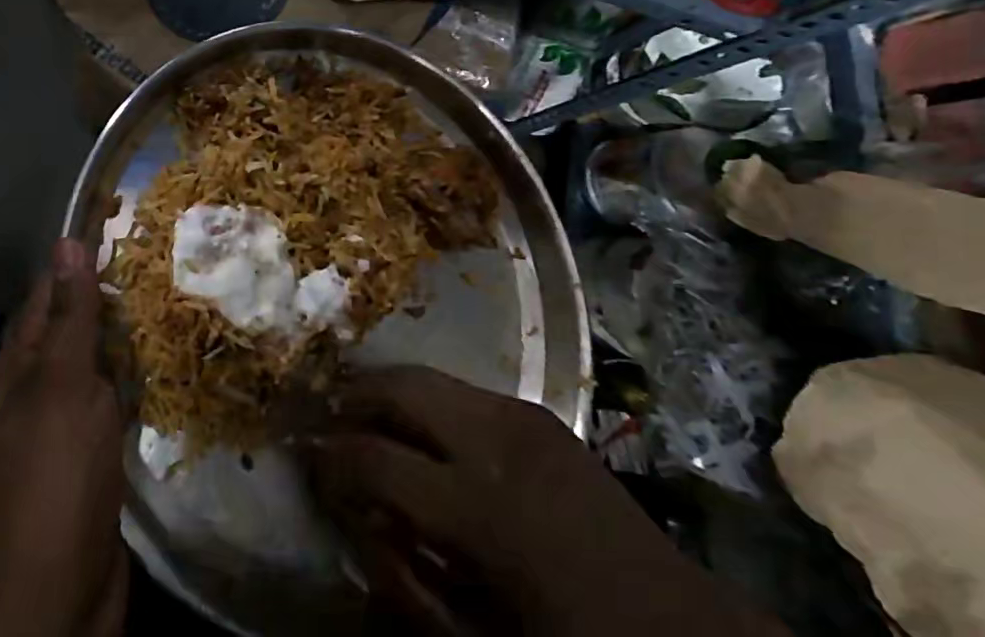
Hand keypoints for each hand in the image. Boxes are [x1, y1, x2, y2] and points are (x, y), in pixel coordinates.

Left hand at [0, 240, 126, 636]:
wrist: (53, 592)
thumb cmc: (53, 477)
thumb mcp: (61, 387)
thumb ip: (69, 318)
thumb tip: (67, 243)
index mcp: (19, 368)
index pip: (46, 294)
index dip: (76, 260)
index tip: (117, 224)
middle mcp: (36, 390)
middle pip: (72, 329)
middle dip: (108, 296)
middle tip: (159, 260)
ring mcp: (64, 427)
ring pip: (96, 367)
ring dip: (126, 339)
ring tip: (169, 301)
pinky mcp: (92, 459)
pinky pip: (114, 405)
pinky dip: (136, 383)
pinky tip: (164, 369)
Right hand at [303, 366, 785, 636]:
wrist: (680, 623)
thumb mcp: (473, 635)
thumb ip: (399, 576)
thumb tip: (353, 517)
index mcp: (482, 508)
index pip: (373, 459)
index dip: (328, 458)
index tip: (305, 460)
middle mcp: (498, 441)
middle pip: (398, 387)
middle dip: (349, 397)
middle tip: (325, 421)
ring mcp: (522, 415)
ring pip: (425, 374)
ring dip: (385, 393)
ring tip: (364, 419)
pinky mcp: (539, 410)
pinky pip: (460, 389)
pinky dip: (425, 401)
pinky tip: (421, 431)